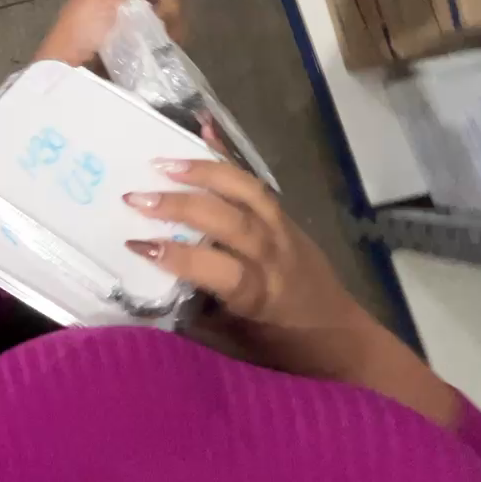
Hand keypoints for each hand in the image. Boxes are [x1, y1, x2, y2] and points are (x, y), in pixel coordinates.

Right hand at [124, 155, 459, 425]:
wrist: (345, 342)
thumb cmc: (285, 353)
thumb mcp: (237, 349)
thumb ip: (195, 317)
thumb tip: (143, 291)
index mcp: (263, 296)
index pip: (219, 269)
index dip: (177, 257)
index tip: (135, 244)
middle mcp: (276, 257)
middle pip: (232, 221)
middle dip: (182, 206)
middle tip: (135, 197)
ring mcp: (284, 230)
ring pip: (247, 191)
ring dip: (203, 173)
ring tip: (161, 164)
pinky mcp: (285, 216)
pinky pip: (255, 182)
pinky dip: (228, 155)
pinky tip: (204, 128)